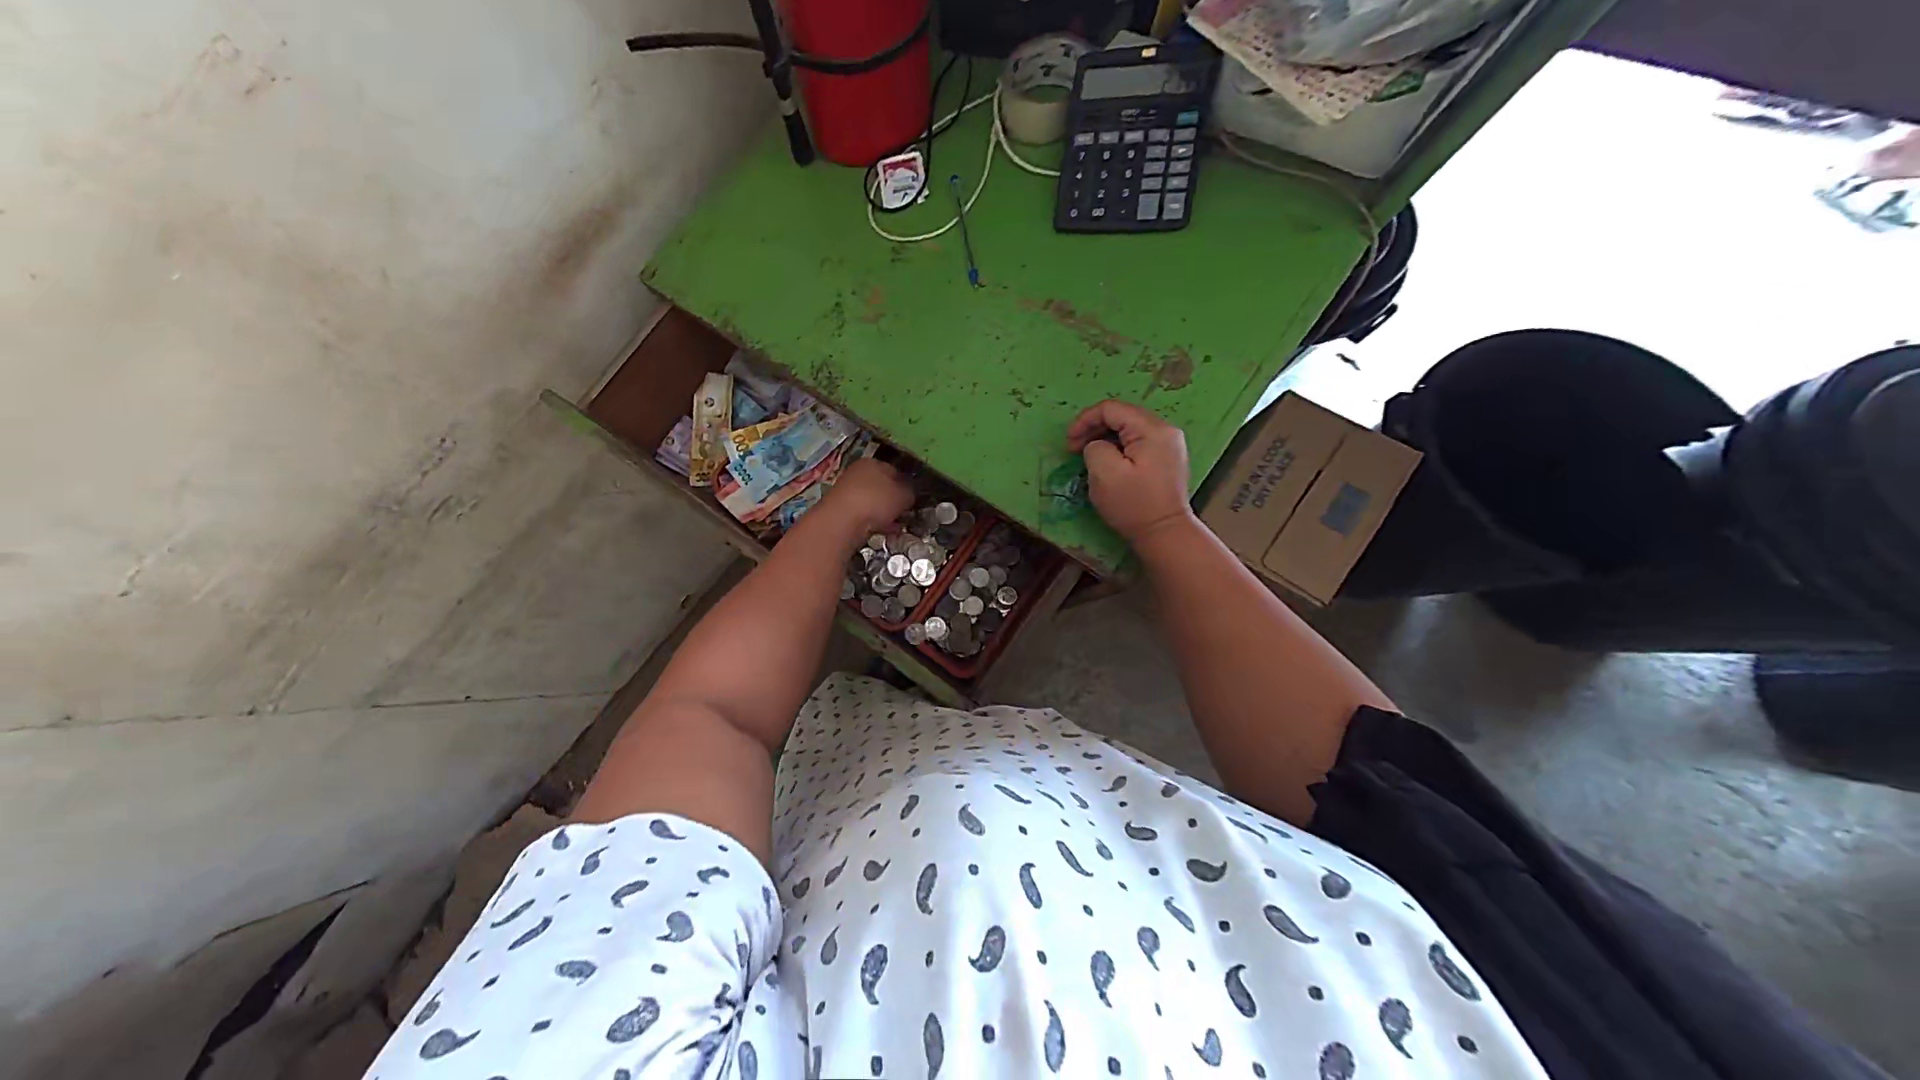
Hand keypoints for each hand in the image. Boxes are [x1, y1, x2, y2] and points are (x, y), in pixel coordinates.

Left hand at [820, 456, 912, 535]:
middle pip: (882, 486)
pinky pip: (863, 515)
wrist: (842, 521)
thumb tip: (909, 494)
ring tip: (895, 525)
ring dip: (884, 513)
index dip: (906, 484)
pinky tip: (882, 531)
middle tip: (904, 513)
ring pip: (872, 502)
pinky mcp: (840, 510)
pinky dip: (873, 522)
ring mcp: (846, 491)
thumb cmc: (876, 500)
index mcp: (872, 462)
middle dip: (893, 500)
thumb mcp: (903, 495)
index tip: (913, 498)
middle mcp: (857, 472)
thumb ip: (910, 493)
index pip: (894, 470)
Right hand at [1065, 400, 1194, 543]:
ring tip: (1087, 456)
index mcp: (1151, 429)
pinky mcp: (1167, 458)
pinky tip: (1107, 462)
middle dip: (1093, 428)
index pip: (1112, 408)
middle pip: (1122, 415)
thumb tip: (1098, 445)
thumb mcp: (1104, 474)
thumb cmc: (1134, 505)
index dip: (1085, 420)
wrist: (1164, 534)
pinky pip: (1137, 441)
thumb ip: (1095, 448)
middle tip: (1074, 450)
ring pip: (1129, 428)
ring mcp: (1169, 444)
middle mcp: (1165, 430)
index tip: (1069, 442)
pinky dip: (1118, 447)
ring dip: (1104, 438)